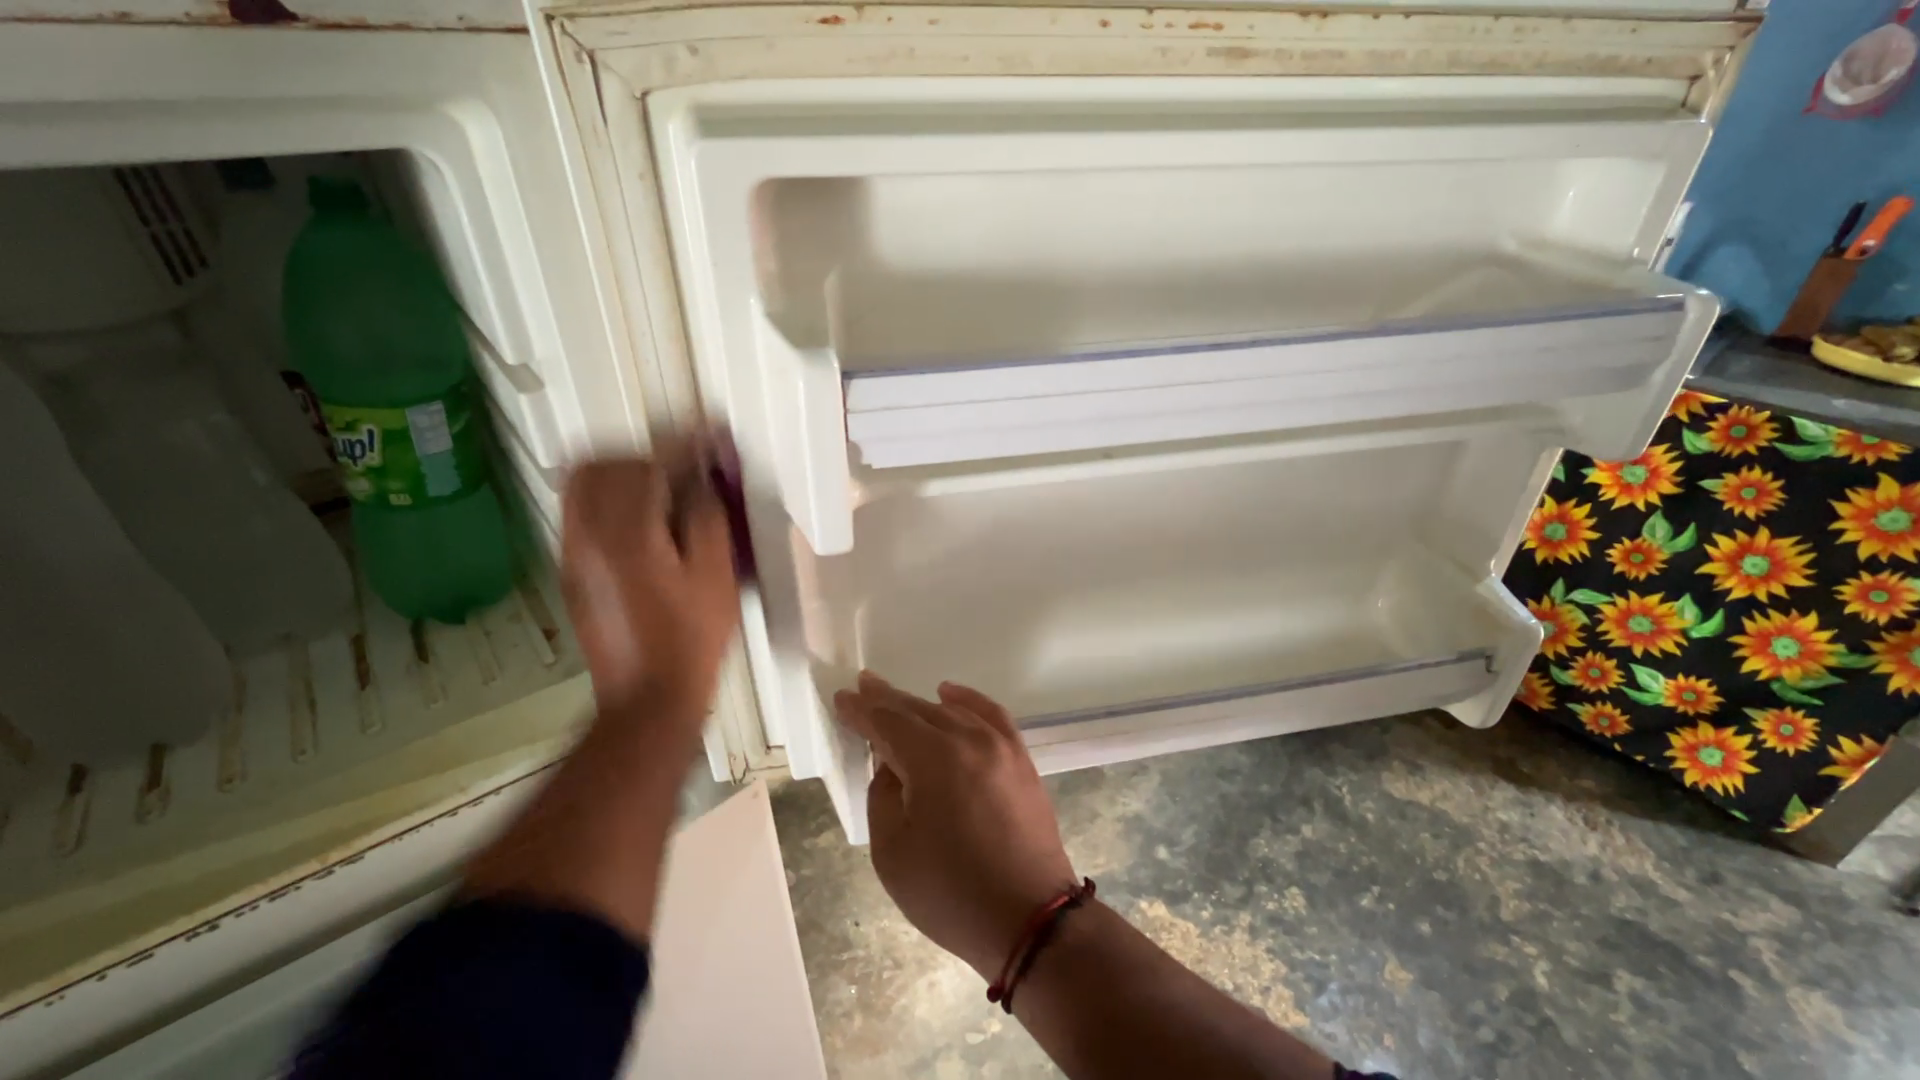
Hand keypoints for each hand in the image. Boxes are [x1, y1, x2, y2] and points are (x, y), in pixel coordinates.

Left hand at [561, 447, 737, 723]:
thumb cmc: (692, 638)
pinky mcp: (570, 570)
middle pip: (601, 463)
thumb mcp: (716, 574)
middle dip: (642, 455)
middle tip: (679, 472)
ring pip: (581, 484)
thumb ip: (707, 512)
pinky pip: (578, 512)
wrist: (647, 698)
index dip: (682, 447)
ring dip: (619, 475)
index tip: (708, 443)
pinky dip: (606, 501)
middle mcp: (588, 533)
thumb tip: (701, 471)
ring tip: (659, 493)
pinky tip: (641, 524)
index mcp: (628, 532)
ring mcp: (572, 552)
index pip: (648, 463)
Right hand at [834, 672, 1077, 978]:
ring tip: (895, 697)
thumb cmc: (951, 893)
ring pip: (953, 712)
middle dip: (887, 700)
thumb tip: (894, 767)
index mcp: (933, 759)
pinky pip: (992, 717)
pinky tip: (951, 696)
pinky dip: (968, 702)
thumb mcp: (892, 852)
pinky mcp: (1022, 762)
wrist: (1030, 919)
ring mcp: (1001, 748)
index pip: (888, 722)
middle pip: (919, 711)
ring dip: (921, 704)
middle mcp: (969, 740)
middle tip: (862, 688)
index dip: (861, 711)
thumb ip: (883, 796)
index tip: (842, 699)